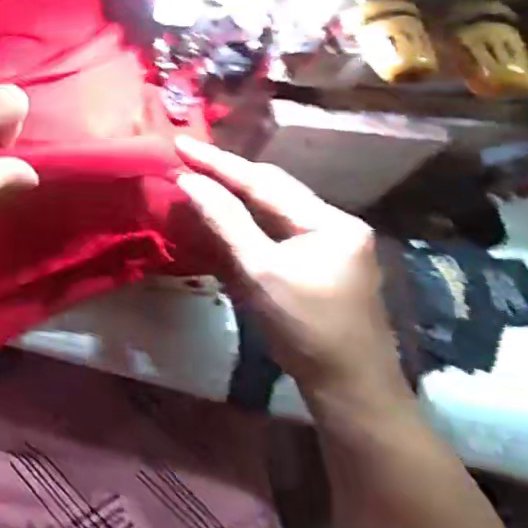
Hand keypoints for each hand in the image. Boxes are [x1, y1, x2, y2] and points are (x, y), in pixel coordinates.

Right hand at [173, 137, 404, 405]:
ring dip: (233, 192)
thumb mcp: (259, 270)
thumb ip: (224, 220)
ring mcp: (328, 243)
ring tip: (195, 175)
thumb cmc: (305, 325)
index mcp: (330, 221)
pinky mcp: (316, 261)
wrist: (348, 384)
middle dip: (226, 172)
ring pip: (271, 206)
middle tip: (184, 156)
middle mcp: (334, 223)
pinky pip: (273, 226)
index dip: (217, 162)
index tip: (179, 143)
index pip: (263, 182)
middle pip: (271, 188)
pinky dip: (243, 215)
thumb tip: (188, 180)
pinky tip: (220, 210)